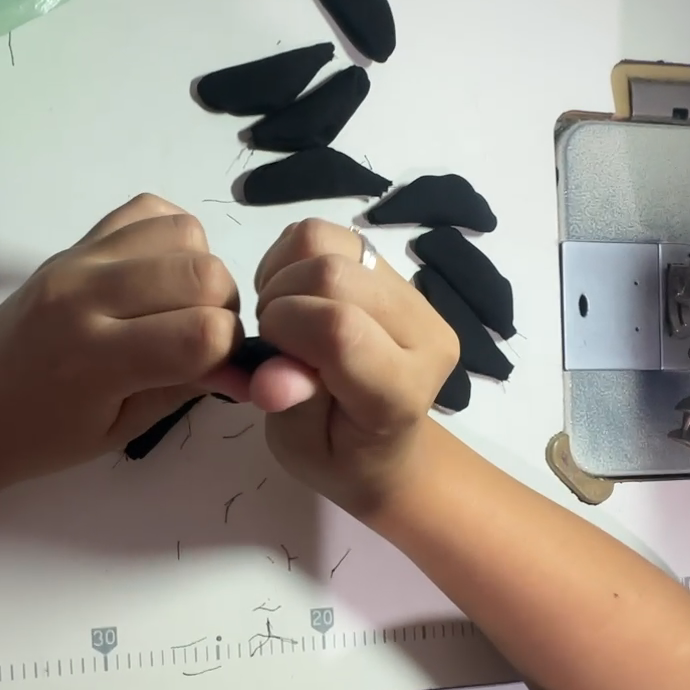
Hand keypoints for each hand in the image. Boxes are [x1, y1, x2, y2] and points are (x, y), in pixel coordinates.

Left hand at [0, 194, 240, 487]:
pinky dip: (171, 238)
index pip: (204, 332)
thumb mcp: (123, 430)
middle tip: (202, 341)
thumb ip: (187, 389)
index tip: (218, 371)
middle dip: (224, 310)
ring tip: (178, 308)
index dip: (231, 353)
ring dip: (200, 270)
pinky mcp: (72, 245)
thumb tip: (250, 368)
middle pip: (203, 272)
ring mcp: (76, 260)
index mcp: (96, 359)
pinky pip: (146, 210)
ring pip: (183, 232)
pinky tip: (158, 276)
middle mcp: (87, 295)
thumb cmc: (44, 439)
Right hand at [250, 220, 458, 512]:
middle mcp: (421, 332)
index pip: (340, 330)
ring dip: (284, 274)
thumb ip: (291, 408)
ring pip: (328, 241)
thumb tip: (269, 375)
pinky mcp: (394, 271)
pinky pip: (329, 234)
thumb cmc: (339, 456)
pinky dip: (292, 257)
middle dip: (279, 300)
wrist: (384, 446)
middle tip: (273, 342)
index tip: (268, 356)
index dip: (284, 327)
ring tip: (284, 318)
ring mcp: (413, 295)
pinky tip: (294, 297)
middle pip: (333, 273)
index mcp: (400, 391)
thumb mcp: (302, 452)